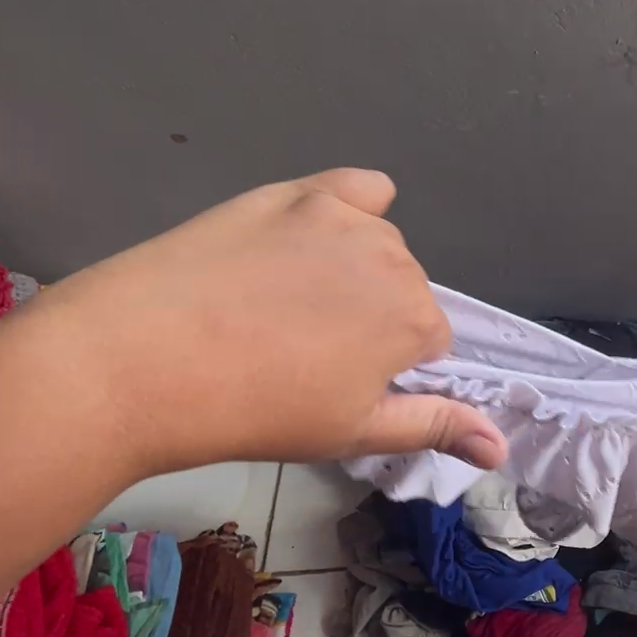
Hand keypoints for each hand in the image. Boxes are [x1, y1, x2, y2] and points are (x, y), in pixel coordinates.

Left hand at [26, 169, 505, 473]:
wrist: (134, 364)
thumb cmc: (253, 411)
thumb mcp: (352, 431)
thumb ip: (436, 427)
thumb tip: (502, 448)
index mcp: (417, 321)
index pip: (430, 342)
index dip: (389, 365)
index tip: (337, 380)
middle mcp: (398, 261)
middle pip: (406, 291)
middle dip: (374, 317)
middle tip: (303, 347)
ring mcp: (346, 220)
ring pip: (379, 247)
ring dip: (355, 270)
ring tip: (285, 300)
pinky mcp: (297, 193)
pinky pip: (357, 188)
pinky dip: (355, 205)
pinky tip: (322, 228)